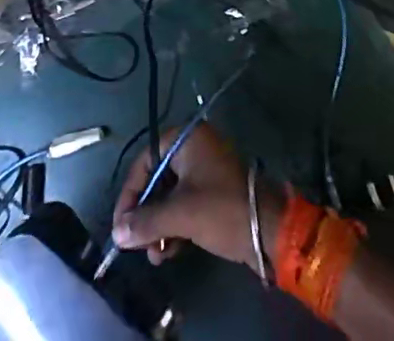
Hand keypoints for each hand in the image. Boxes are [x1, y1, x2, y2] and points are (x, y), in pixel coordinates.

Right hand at [112, 125, 281, 267]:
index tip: (121, 224)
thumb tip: (117, 234)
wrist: (276, 233)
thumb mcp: (181, 215)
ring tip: (154, 255)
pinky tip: (168, 252)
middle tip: (136, 242)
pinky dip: (175, 226)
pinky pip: (187, 206)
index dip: (130, 194)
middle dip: (146, 214)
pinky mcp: (218, 194)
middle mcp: (195, 148)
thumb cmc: (223, 210)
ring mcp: (208, 171)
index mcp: (186, 139)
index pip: (144, 162)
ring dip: (159, 225)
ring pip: (171, 196)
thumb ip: (145, 221)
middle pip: (157, 180)